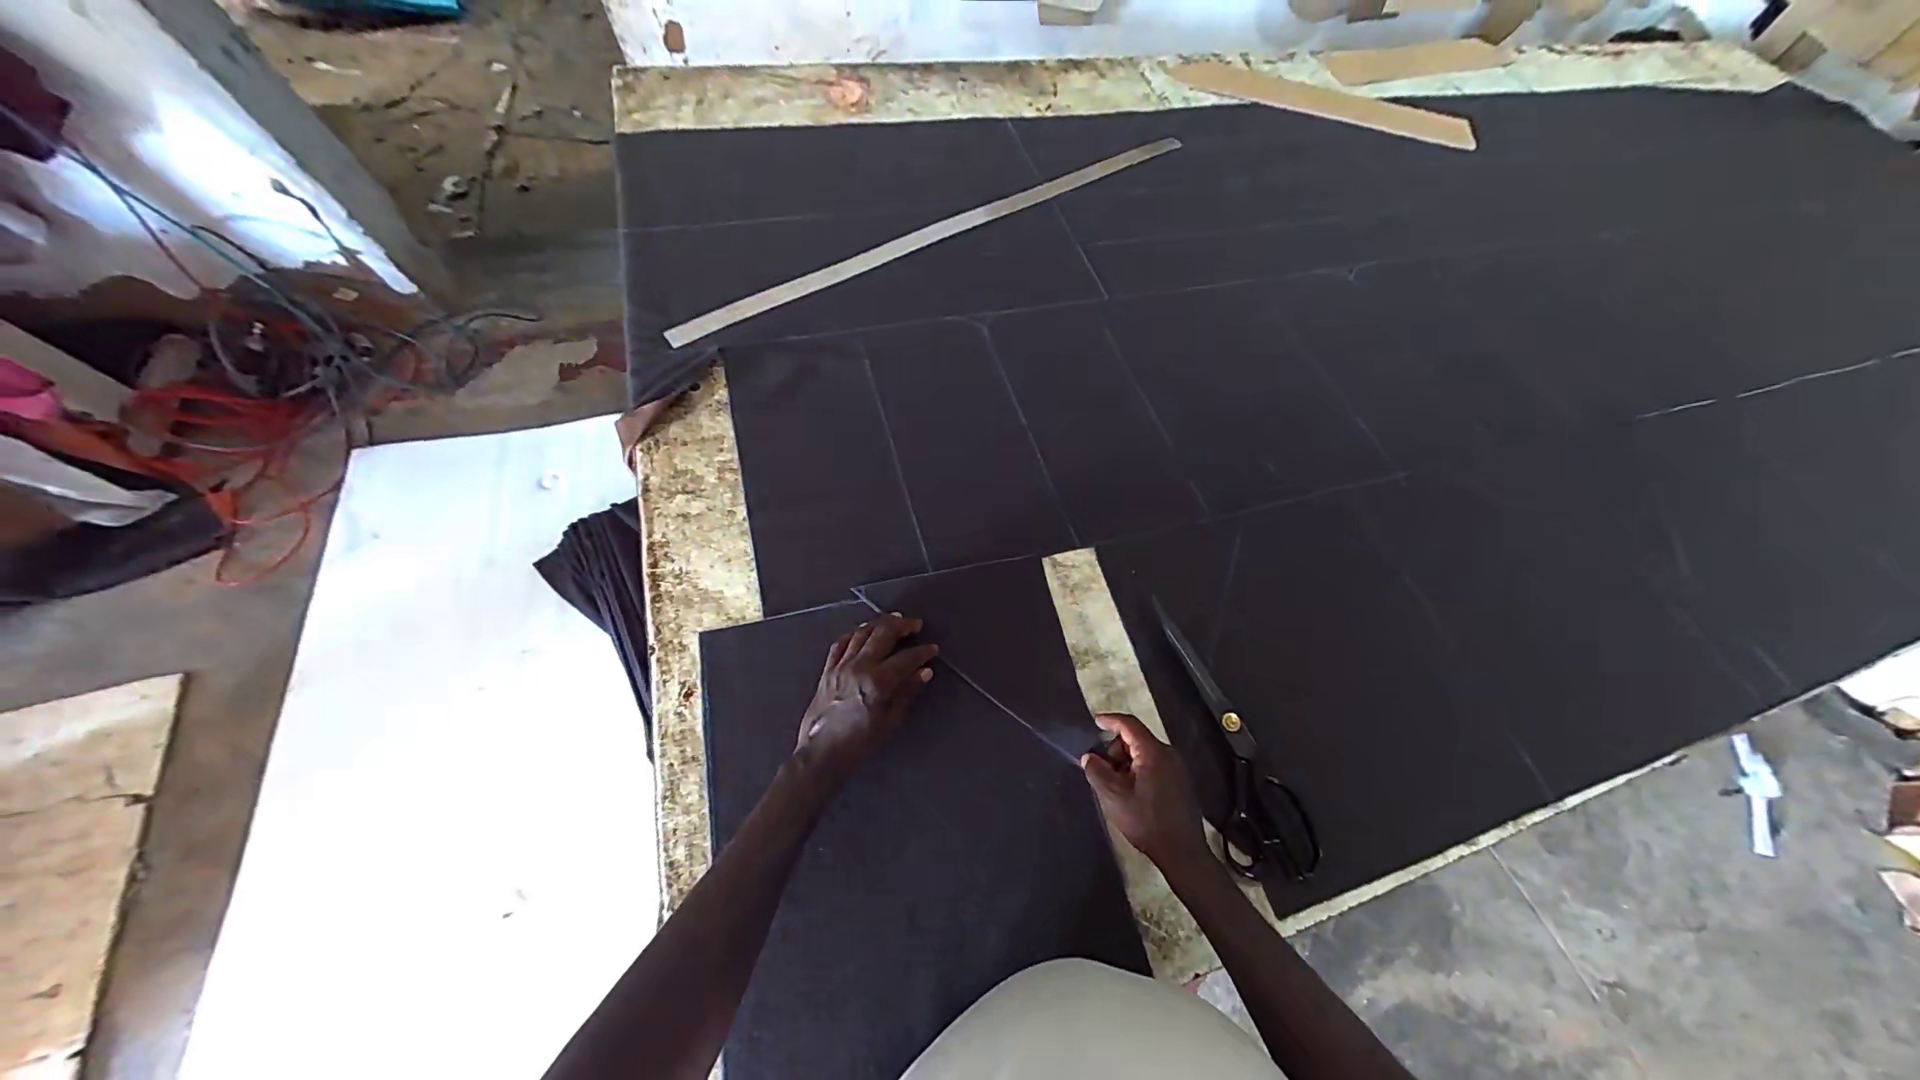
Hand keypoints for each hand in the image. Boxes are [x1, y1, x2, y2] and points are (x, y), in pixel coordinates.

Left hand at [794, 613, 938, 786]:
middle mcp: (859, 666)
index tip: (932, 649)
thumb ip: (907, 692)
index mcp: (878, 681)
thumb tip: (924, 672)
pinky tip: (862, 632)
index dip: (923, 651)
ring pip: (862, 633)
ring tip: (893, 621)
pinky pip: (840, 644)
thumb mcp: (891, 721)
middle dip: (902, 626)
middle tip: (915, 625)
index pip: (907, 658)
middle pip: (883, 634)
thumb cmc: (861, 742)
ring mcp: (840, 666)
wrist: (822, 753)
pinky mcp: (827, 670)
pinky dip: (853, 635)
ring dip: (879, 624)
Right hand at [1080, 712, 1209, 872]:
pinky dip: (1138, 771)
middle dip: (1116, 751)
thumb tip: (1089, 757)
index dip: (1110, 720)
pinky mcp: (1180, 782)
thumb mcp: (1113, 796)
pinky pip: (1154, 765)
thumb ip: (1097, 771)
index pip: (1129, 724)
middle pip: (1136, 739)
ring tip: (1119, 789)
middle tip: (1105, 773)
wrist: (1182, 853)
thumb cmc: (1146, 821)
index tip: (1095, 721)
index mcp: (1154, 752)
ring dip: (1126, 764)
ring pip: (1144, 754)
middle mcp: (1169, 754)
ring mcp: (1177, 768)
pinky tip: (1132, 794)